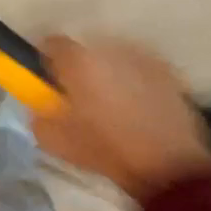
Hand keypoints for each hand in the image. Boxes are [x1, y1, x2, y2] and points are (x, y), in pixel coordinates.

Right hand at [31, 36, 210, 201]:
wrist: (171, 168)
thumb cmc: (107, 152)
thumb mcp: (55, 141)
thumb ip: (38, 113)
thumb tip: (40, 103)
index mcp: (79, 62)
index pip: (50, 42)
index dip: (45, 62)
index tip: (47, 82)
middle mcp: (110, 49)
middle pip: (84, 50)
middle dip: (78, 68)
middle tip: (79, 96)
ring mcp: (143, 58)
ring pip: (113, 58)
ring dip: (107, 73)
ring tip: (111, 102)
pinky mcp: (168, 72)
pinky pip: (139, 68)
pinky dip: (132, 80)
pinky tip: (136, 106)